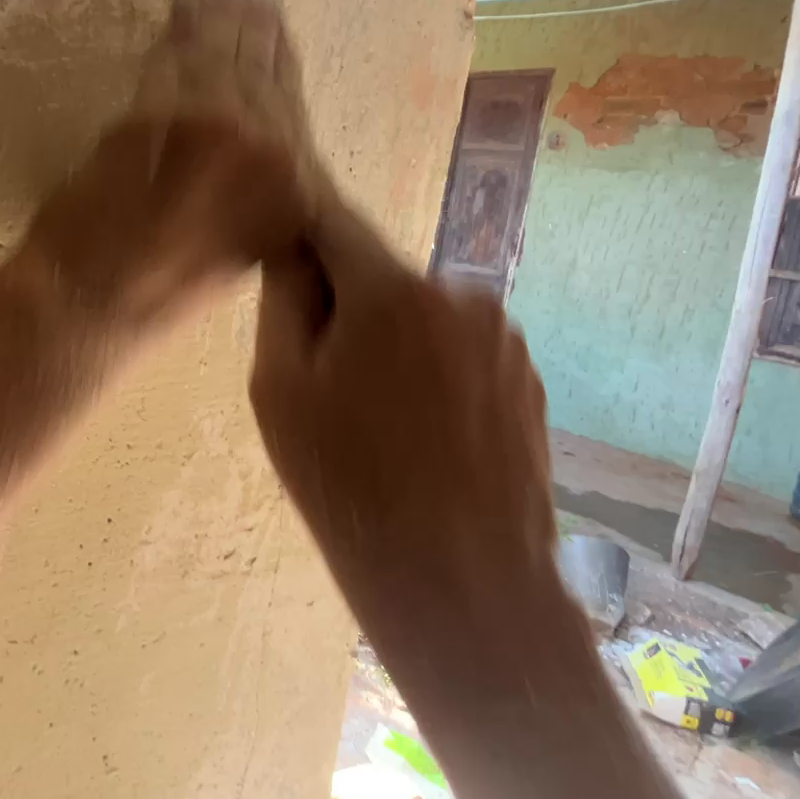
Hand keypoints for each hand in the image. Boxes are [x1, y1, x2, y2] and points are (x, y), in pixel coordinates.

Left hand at [6, 0, 311, 334]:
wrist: (88, 303)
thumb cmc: (152, 291)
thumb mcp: (228, 249)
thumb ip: (251, 191)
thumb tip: (252, 135)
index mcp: (293, 196)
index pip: (291, 107)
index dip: (277, 66)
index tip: (271, 36)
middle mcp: (269, 154)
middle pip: (261, 73)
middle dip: (251, 33)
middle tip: (244, 2)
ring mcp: (215, 131)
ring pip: (220, 58)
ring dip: (214, 23)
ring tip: (209, 0)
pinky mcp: (159, 116)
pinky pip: (173, 62)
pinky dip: (175, 38)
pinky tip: (179, 18)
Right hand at [248, 211, 556, 631]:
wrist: (457, 576)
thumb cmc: (345, 480)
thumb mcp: (279, 387)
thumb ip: (283, 300)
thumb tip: (293, 249)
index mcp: (393, 288)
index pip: (332, 222)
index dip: (298, 230)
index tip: (274, 252)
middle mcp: (461, 293)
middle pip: (376, 273)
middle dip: (343, 306)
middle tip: (321, 381)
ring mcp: (503, 336)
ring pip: (417, 314)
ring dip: (387, 341)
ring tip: (373, 419)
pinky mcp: (525, 376)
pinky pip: (455, 349)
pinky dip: (427, 371)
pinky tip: (418, 435)